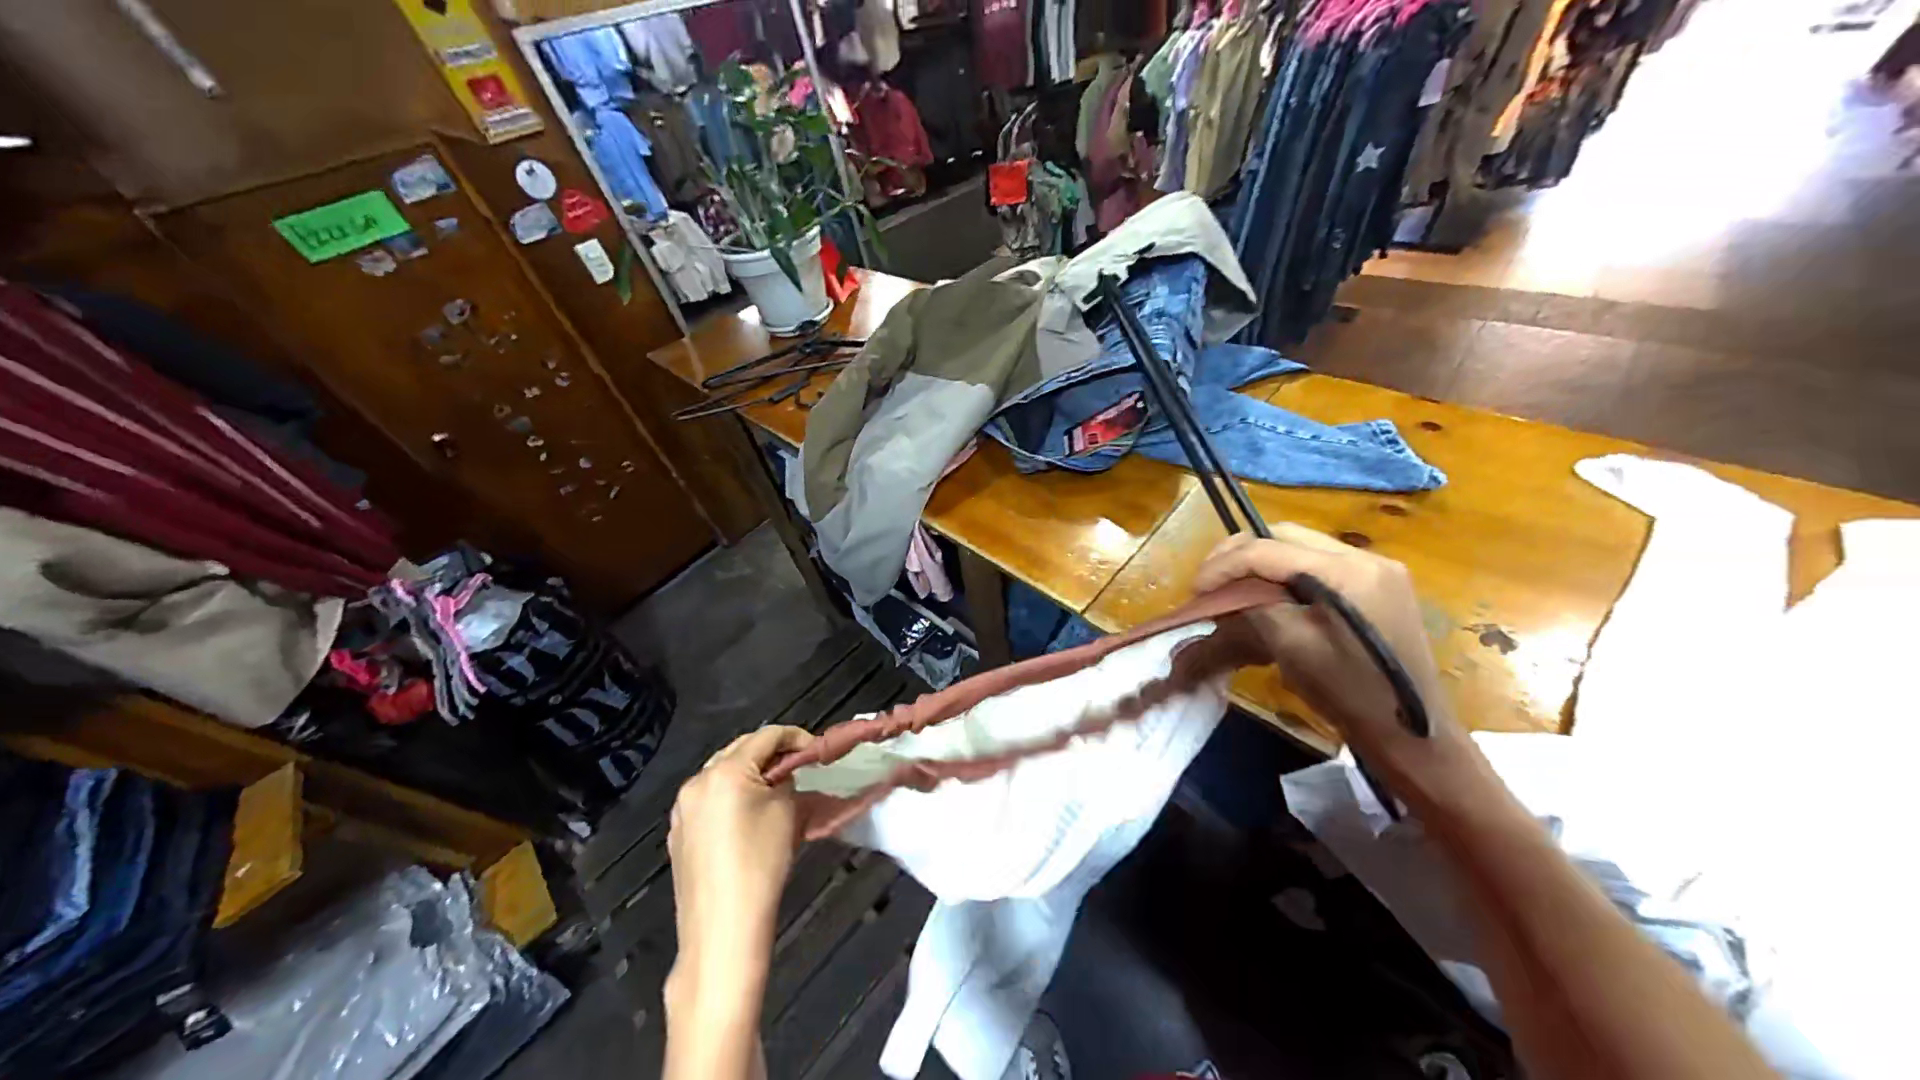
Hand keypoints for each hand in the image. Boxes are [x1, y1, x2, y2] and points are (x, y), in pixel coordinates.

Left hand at [666, 724, 813, 1006]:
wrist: (723, 927)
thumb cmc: (761, 863)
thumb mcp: (786, 812)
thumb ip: (786, 779)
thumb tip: (783, 772)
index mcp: (724, 771)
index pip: (766, 736)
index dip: (795, 737)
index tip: (816, 750)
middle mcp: (697, 781)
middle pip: (739, 750)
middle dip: (770, 753)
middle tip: (797, 767)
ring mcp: (682, 809)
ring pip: (721, 773)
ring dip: (748, 773)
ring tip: (774, 789)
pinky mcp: (678, 833)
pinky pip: (708, 799)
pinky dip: (730, 796)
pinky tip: (747, 816)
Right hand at [1195, 525, 1497, 812]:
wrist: (1412, 734)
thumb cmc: (1349, 694)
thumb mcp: (1292, 647)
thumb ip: (1256, 605)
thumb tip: (1226, 590)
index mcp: (1349, 572)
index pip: (1269, 550)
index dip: (1224, 565)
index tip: (1195, 589)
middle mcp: (1367, 557)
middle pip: (1285, 535)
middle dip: (1239, 554)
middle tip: (1208, 582)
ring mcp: (1378, 568)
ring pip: (1300, 545)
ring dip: (1261, 561)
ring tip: (1231, 587)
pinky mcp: (1378, 584)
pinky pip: (1318, 563)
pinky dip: (1285, 572)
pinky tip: (1267, 594)